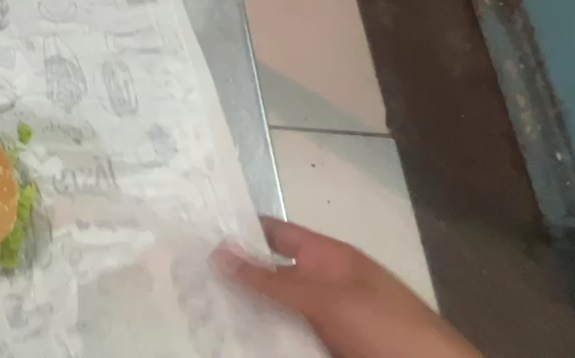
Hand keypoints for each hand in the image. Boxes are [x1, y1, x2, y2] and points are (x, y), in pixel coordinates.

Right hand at [213, 218, 480, 357]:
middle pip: (268, 274)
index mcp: (327, 257)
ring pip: (276, 311)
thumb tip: (215, 250)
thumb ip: (269, 278)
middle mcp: (325, 284)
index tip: (192, 233)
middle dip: (233, 276)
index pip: (271, 232)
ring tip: (199, 308)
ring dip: (246, 312)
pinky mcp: (329, 348)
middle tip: (186, 275)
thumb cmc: (388, 330)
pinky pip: (288, 339)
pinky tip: (234, 339)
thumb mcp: (325, 299)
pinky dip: (265, 339)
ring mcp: (329, 321)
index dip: (235, 229)